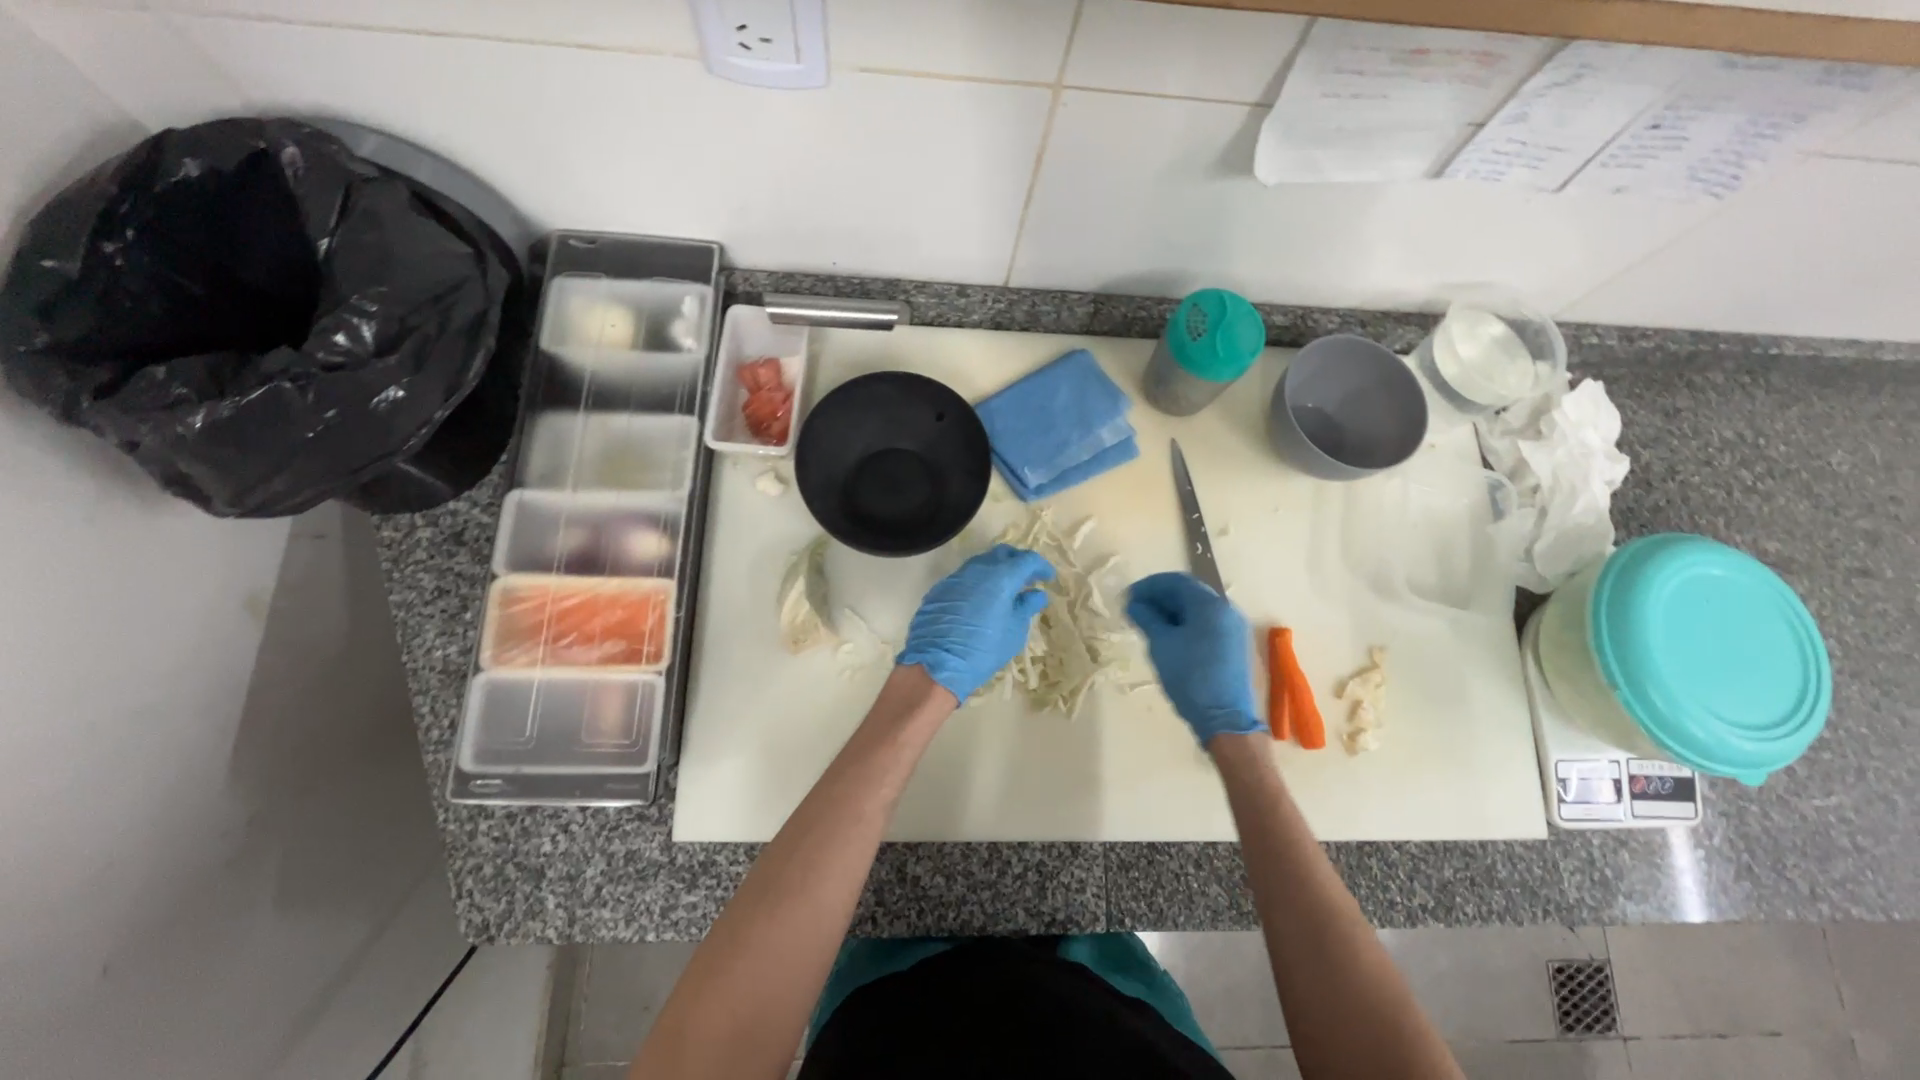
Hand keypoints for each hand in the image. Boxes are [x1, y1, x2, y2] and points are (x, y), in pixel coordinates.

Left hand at [897, 544, 1054, 701]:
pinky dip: (978, 583)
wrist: (937, 664)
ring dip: (996, 571)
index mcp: (1001, 576)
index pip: (1027, 559)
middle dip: (1018, 562)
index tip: (1048, 579)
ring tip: (1005, 590)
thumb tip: (1036, 594)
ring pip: (981, 563)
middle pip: (1002, 554)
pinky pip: (965, 578)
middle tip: (1027, 579)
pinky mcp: (940, 589)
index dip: (1041, 567)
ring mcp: (956, 577)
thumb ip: (1026, 607)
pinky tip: (981, 601)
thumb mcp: (1014, 631)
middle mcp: (977, 569)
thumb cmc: (984, 649)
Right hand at [1125, 572, 1263, 745]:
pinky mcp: (1233, 645)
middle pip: (1189, 593)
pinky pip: (1206, 624)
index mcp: (1211, 605)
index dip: (1149, 586)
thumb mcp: (1162, 645)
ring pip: (1198, 609)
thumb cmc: (1190, 677)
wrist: (1224, 718)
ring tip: (1147, 623)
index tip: (1128, 597)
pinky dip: (1185, 623)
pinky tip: (1167, 636)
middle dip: (1160, 597)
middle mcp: (1226, 610)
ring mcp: (1233, 628)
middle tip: (1135, 609)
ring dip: (1172, 611)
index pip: (1177, 581)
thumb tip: (1134, 604)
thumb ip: (1147, 619)